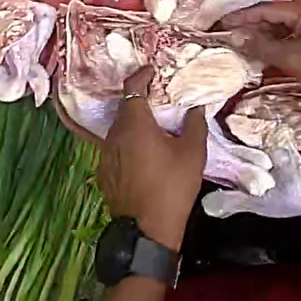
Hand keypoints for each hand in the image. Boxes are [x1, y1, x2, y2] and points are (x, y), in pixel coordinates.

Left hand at [96, 68, 204, 250]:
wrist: (148, 229)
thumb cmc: (172, 186)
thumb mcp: (193, 154)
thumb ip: (195, 124)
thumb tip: (196, 108)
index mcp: (134, 124)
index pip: (132, 87)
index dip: (141, 75)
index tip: (152, 71)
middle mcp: (114, 133)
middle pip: (125, 108)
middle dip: (140, 100)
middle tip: (159, 99)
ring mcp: (105, 153)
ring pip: (119, 128)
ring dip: (134, 123)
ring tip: (154, 128)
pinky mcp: (103, 170)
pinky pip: (115, 147)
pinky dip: (128, 143)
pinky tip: (143, 154)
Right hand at [220, 0, 300, 108]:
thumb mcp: (291, 58)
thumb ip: (260, 46)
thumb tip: (234, 37)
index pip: (264, 9)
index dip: (240, 18)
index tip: (220, 26)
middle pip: (275, 15)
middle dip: (252, 27)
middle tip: (230, 37)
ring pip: (285, 27)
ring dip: (266, 37)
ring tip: (246, 48)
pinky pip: (296, 35)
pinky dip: (281, 43)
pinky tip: (270, 55)